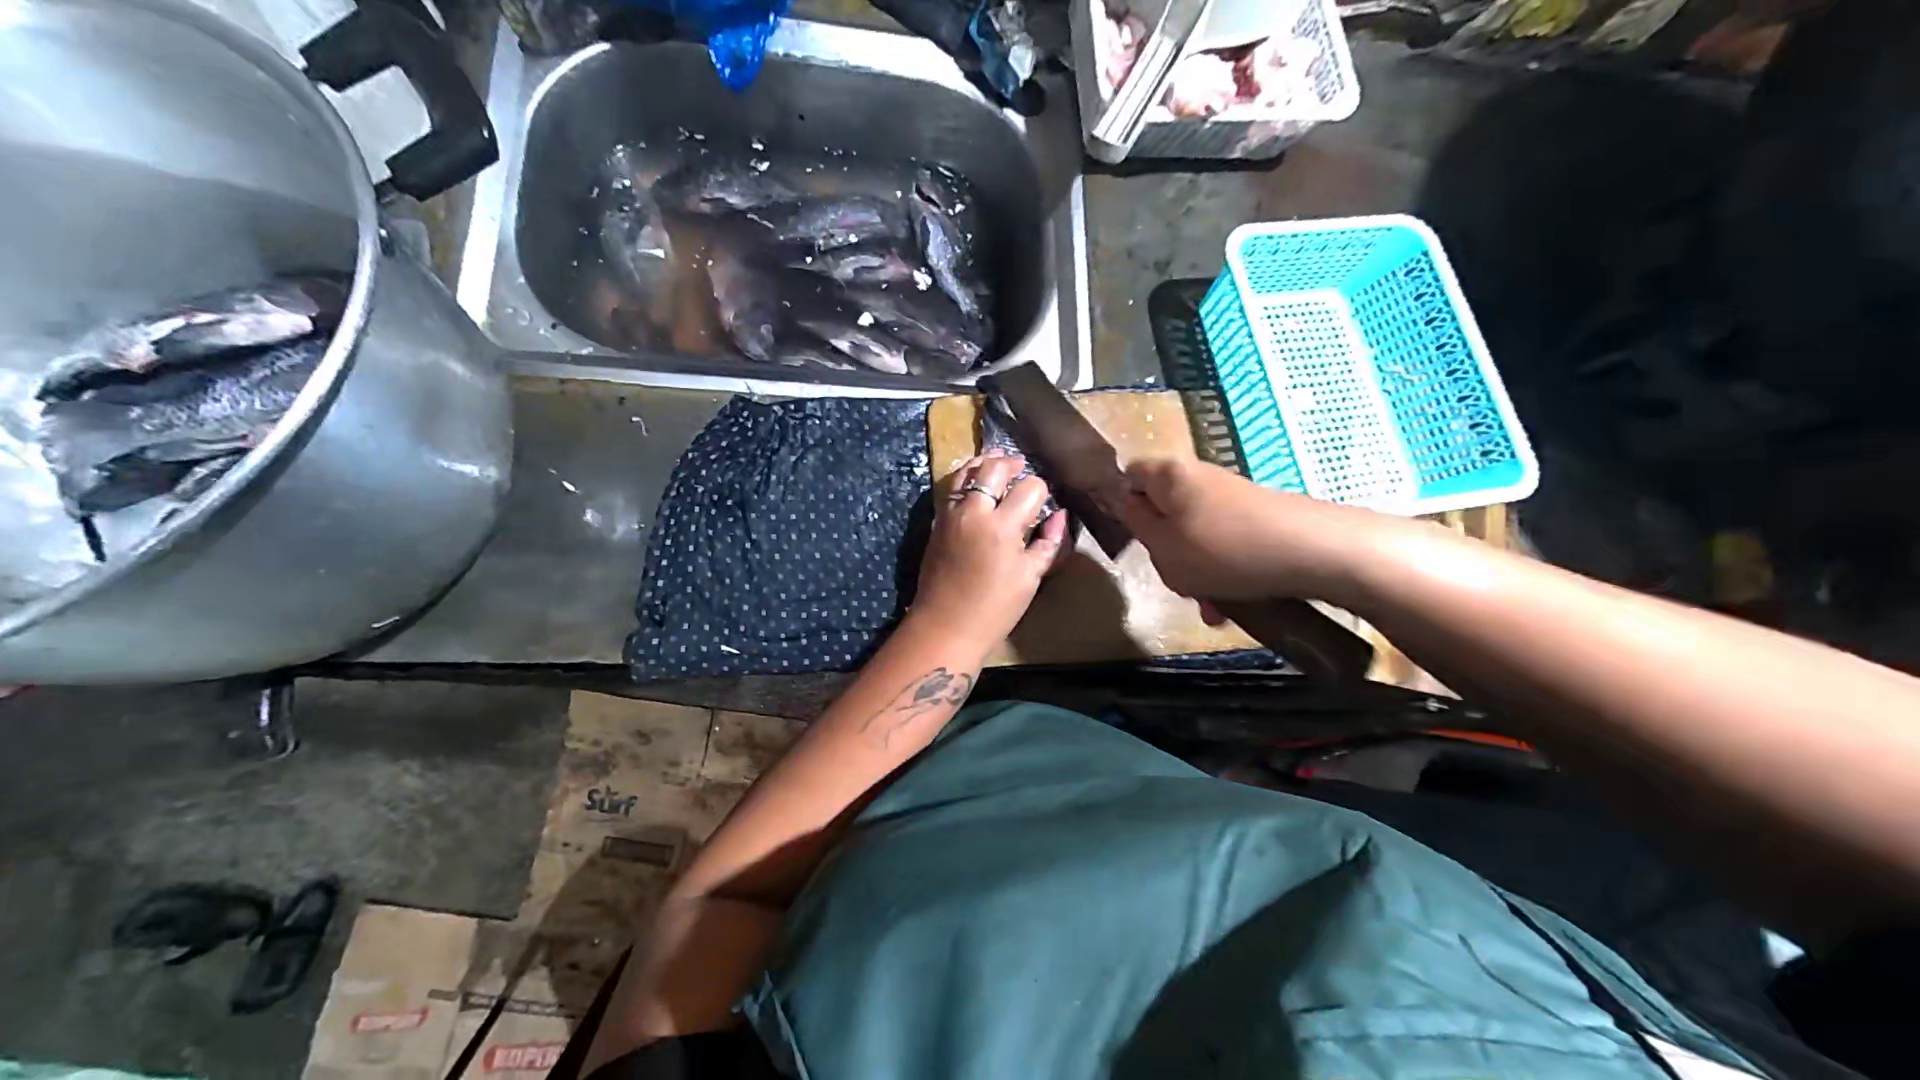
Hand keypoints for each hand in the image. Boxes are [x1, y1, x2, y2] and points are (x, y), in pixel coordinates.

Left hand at [910, 452, 1067, 648]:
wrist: (945, 625)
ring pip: (967, 471)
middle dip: (1012, 463)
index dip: (1041, 490)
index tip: (1044, 501)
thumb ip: (1048, 542)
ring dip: (985, 464)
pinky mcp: (937, 521)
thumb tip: (1060, 516)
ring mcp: (951, 514)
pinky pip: (953, 487)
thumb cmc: (994, 608)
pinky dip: (967, 478)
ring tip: (999, 463)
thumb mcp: (1030, 577)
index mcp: (1002, 527)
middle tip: (1022, 467)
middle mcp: (974, 512)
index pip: (1029, 488)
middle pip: (994, 468)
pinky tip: (978, 484)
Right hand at [1120, 458, 1390, 603]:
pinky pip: (1224, 548)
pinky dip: (1222, 574)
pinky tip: (1232, 605)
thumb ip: (1137, 524)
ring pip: (1193, 537)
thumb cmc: (1224, 550)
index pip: (1129, 475)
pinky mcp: (1256, 520)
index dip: (1123, 504)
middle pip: (1163, 513)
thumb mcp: (1164, 547)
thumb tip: (1130, 506)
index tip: (1130, 539)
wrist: (1314, 553)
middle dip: (1165, 552)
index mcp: (1169, 475)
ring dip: (1195, 573)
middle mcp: (1198, 478)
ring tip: (1210, 606)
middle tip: (1174, 580)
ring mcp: (1230, 499)